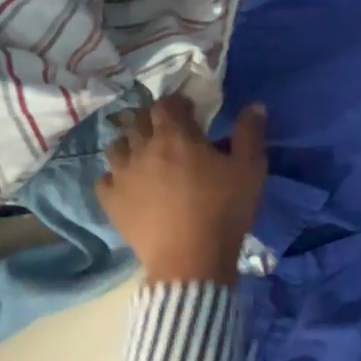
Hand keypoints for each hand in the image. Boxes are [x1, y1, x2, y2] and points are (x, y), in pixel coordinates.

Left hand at [98, 95, 267, 285]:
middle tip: (171, 129)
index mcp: (176, 137)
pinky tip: (131, 182)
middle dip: (154, 119)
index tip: (191, 110)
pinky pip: (106, 178)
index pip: (166, 104)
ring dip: (132, 143)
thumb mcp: (250, 167)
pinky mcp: (111, 202)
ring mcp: (122, 176)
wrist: (191, 257)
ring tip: (147, 153)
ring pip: (117, 146)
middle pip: (138, 121)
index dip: (178, 103)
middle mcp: (142, 149)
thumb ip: (251, 132)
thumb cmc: (224, 207)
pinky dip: (117, 174)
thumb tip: (254, 105)